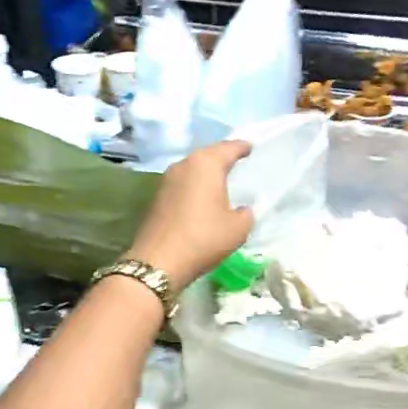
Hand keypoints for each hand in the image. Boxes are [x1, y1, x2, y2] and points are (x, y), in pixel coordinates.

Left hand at [127, 139, 254, 283]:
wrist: (159, 261)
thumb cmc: (204, 238)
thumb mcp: (238, 229)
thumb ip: (246, 214)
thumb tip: (242, 210)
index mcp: (206, 165)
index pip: (229, 148)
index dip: (241, 147)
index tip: (250, 147)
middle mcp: (185, 165)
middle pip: (208, 154)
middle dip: (223, 156)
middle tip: (237, 160)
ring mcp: (167, 179)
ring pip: (193, 168)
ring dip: (207, 171)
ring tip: (221, 178)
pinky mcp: (158, 196)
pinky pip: (183, 182)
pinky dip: (195, 185)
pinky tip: (203, 195)